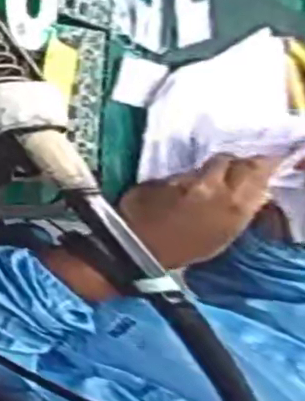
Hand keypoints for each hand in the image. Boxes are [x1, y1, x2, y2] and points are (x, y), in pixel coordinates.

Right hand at [44, 153, 280, 301]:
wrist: (148, 249)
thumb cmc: (139, 215)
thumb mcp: (149, 189)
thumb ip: (177, 178)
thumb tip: (194, 172)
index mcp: (202, 185)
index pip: (223, 160)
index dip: (222, 154)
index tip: (220, 151)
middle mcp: (230, 197)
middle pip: (253, 172)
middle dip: (255, 161)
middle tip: (254, 154)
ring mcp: (241, 212)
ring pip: (262, 188)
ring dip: (259, 177)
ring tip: (254, 169)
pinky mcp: (242, 224)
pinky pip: (257, 202)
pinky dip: (256, 192)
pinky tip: (249, 189)